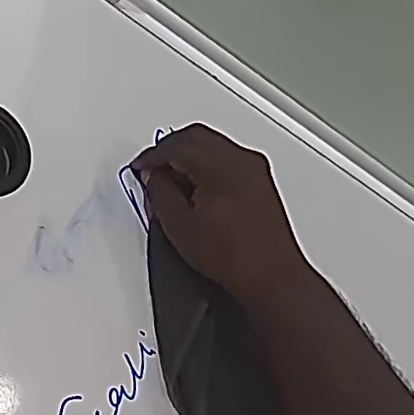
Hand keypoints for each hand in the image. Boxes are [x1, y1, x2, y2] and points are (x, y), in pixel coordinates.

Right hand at [132, 124, 312, 302]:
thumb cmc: (235, 257)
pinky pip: (227, 157)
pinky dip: (205, 162)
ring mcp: (255, 169)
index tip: (141, 166)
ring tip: (170, 179)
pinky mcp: (260, 180)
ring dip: (188, 154)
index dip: (153, 154)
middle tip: (152, 167)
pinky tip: (194, 185)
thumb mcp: (180, 226)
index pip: (178, 144)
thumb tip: (154, 177)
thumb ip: (160, 193)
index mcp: (221, 166)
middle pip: (197, 136)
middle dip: (169, 148)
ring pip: (212, 144)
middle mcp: (242, 160)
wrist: (272, 277)